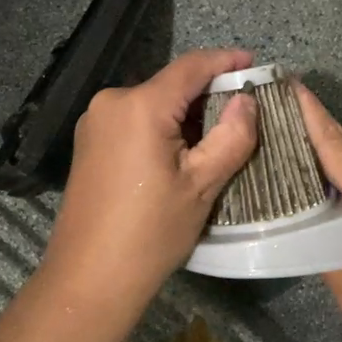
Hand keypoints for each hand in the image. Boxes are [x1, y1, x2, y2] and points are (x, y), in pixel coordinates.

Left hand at [44, 48, 261, 298]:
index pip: (191, 66)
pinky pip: (135, 118)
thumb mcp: (202, 186)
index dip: (225, 60)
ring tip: (218, 135)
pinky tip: (181, 152)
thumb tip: (248, 100)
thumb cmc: (149, 234)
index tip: (254, 63)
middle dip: (208, 93)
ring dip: (186, 113)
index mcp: (140, 105)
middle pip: (171, 84)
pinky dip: (162, 125)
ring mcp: (96, 121)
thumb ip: (231, 136)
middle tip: (244, 111)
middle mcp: (113, 101)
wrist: (87, 281)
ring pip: (154, 102)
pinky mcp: (89, 141)